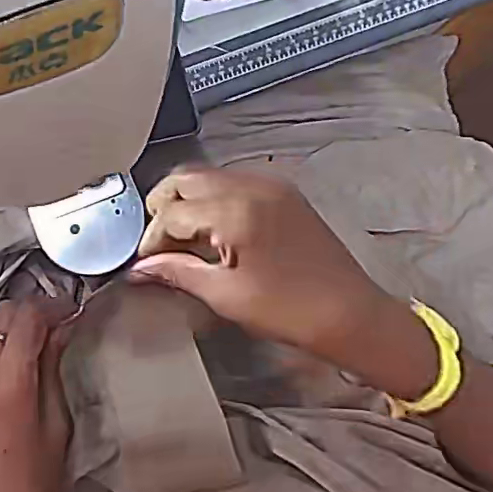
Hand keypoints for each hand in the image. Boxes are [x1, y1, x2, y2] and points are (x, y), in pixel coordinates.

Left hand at [0, 298, 71, 491]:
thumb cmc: (32, 490)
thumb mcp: (56, 426)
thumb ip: (53, 369)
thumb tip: (61, 330)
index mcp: (6, 382)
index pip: (26, 318)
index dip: (53, 306)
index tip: (73, 309)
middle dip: (30, 309)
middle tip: (58, 320)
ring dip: (8, 321)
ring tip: (37, 335)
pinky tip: (16, 355)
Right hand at [128, 167, 426, 383]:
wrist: (353, 314)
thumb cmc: (290, 310)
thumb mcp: (225, 295)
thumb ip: (177, 272)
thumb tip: (139, 269)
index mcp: (235, 210)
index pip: (172, 212)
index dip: (151, 238)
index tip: (145, 262)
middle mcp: (251, 185)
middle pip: (184, 179)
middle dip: (162, 208)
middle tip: (157, 244)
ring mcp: (270, 184)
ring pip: (207, 177)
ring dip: (186, 201)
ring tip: (182, 240)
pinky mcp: (282, 191)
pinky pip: (232, 182)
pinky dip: (212, 199)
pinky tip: (212, 231)